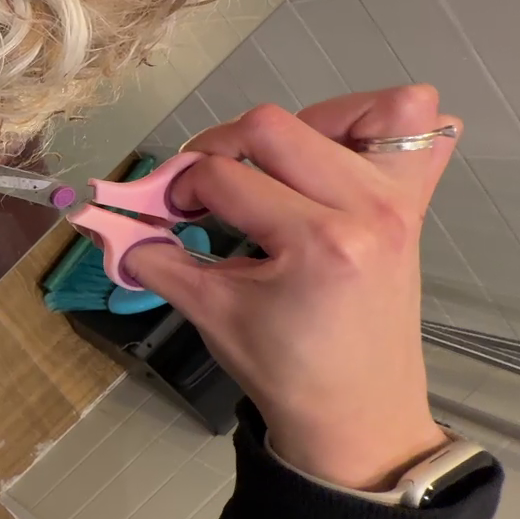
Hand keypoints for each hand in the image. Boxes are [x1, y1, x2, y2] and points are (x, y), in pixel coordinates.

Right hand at [127, 87, 460, 491]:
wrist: (354, 408)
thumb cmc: (279, 365)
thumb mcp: (203, 307)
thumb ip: (148, 255)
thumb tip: (101, 221)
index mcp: (318, 241)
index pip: (220, 176)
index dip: (175, 189)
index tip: (165, 217)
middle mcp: (369, 208)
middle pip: (272, 127)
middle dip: (216, 149)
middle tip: (200, 189)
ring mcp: (401, 200)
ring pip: (353, 110)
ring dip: (291, 129)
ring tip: (263, 169)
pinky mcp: (414, 200)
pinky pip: (419, 125)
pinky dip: (368, 125)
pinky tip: (324, 157)